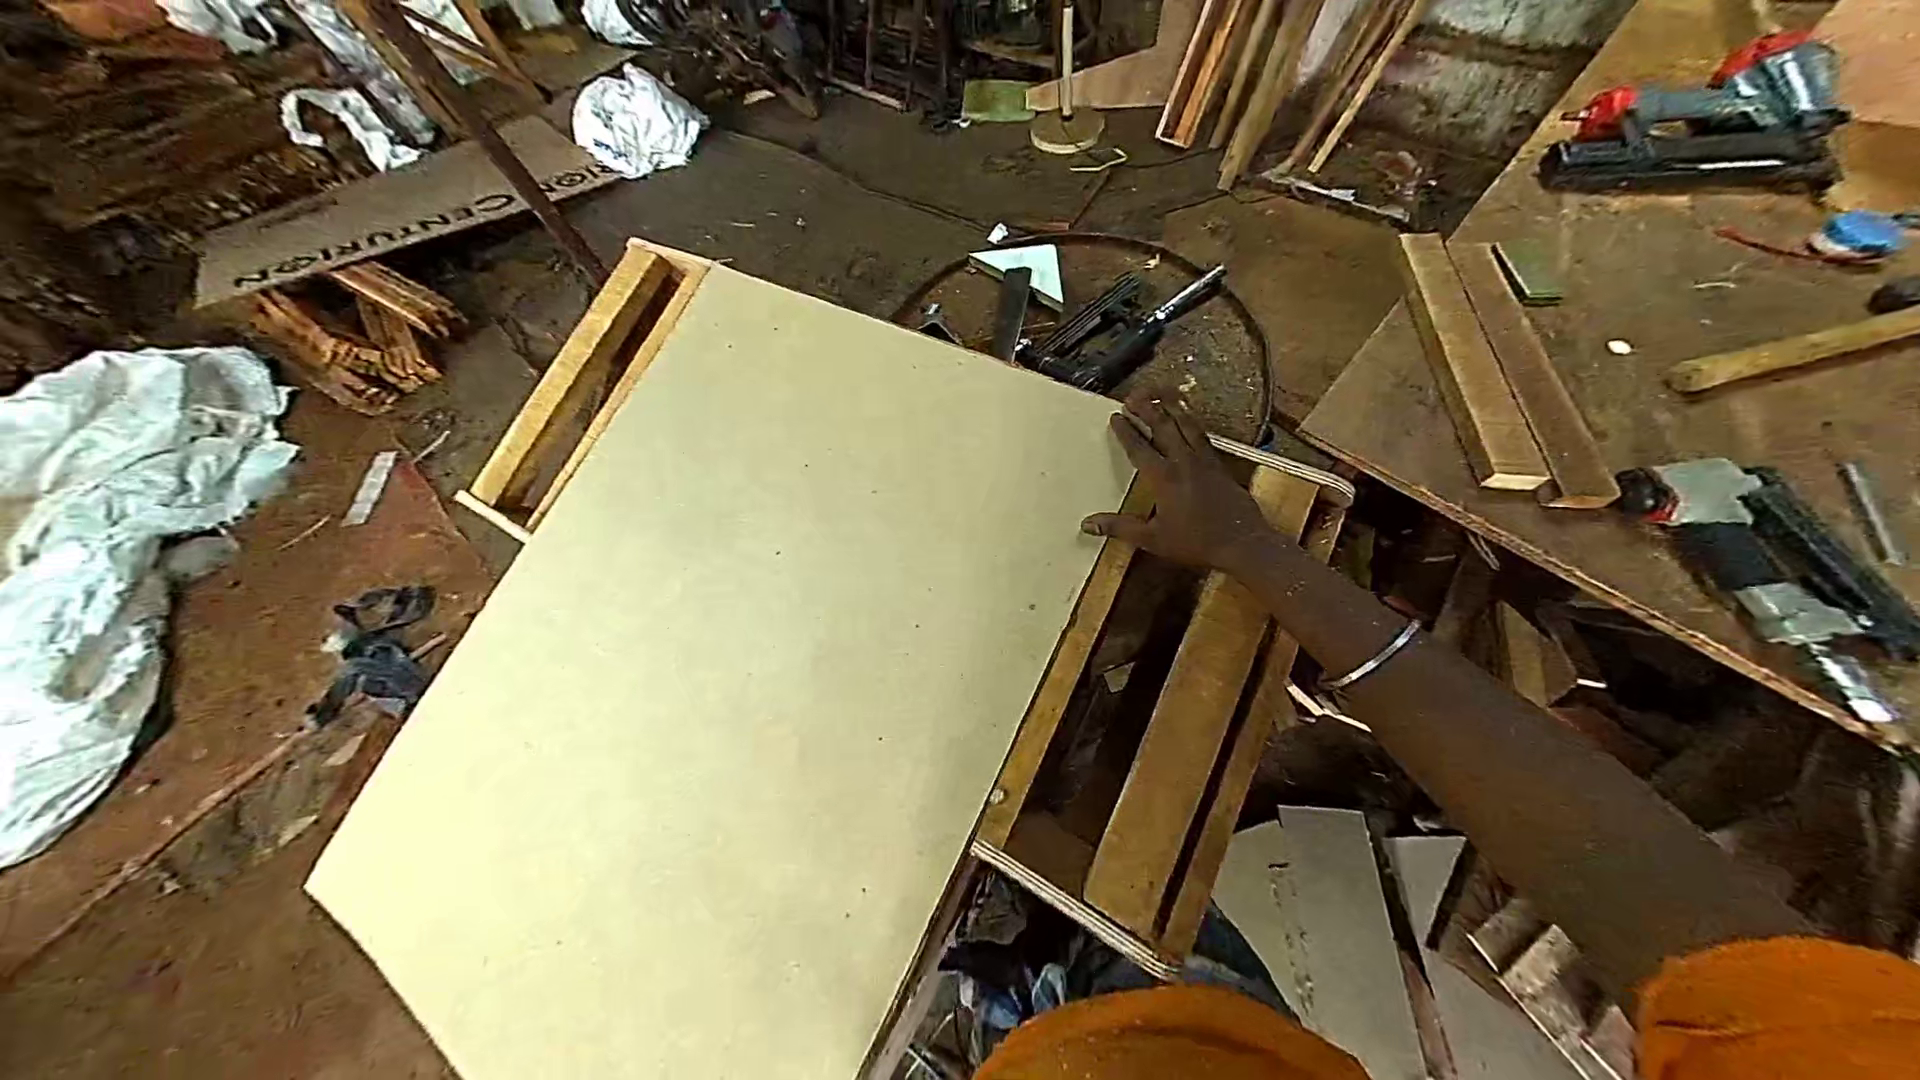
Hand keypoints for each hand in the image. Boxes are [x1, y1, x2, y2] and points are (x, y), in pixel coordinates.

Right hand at [1081, 390, 1281, 574]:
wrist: (1242, 543)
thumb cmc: (1196, 542)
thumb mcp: (1152, 539)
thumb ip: (1119, 528)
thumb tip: (1088, 524)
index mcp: (1164, 478)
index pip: (1139, 448)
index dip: (1126, 431)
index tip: (1116, 417)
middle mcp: (1184, 462)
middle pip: (1163, 426)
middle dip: (1146, 408)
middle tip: (1134, 396)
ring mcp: (1205, 461)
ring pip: (1187, 424)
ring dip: (1172, 407)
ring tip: (1161, 394)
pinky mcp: (1219, 465)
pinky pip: (1203, 435)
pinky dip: (1192, 422)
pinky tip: (1189, 419)